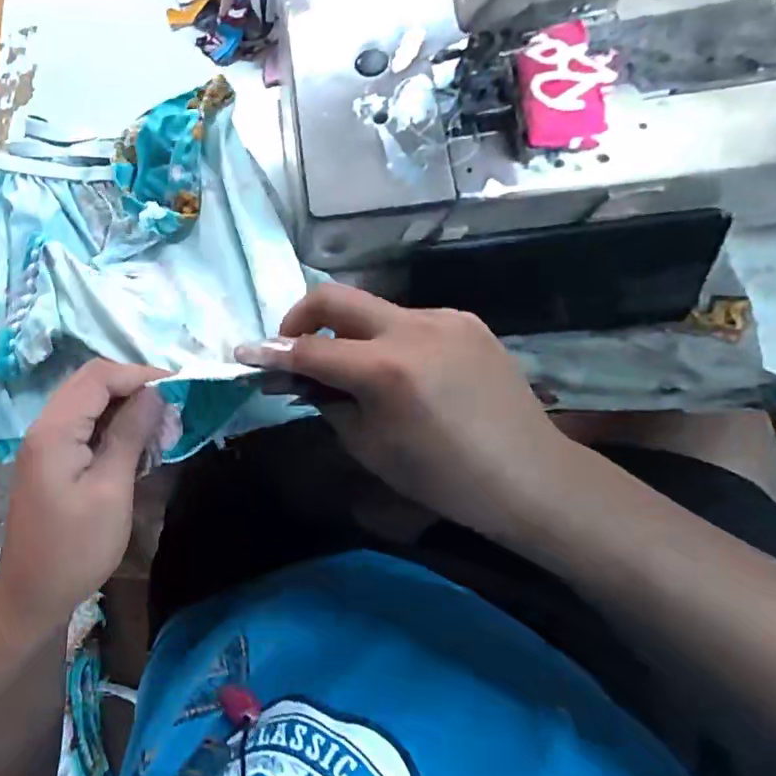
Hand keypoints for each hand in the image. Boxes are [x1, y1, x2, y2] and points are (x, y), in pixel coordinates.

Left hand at [0, 360, 169, 636]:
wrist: (32, 597)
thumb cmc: (76, 548)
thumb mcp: (111, 490)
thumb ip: (130, 434)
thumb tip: (156, 393)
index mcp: (54, 429)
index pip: (99, 376)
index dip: (139, 374)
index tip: (178, 389)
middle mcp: (44, 426)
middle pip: (90, 382)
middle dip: (133, 385)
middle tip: (171, 405)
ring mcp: (43, 443)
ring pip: (87, 402)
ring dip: (123, 404)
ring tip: (159, 422)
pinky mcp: (49, 459)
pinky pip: (82, 424)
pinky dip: (110, 423)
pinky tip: (134, 441)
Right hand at [235, 283, 576, 536]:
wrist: (531, 477)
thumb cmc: (443, 478)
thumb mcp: (369, 446)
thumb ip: (327, 402)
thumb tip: (298, 376)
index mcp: (386, 370)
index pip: (309, 349)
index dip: (271, 352)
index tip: (245, 353)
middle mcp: (413, 328)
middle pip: (334, 297)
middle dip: (300, 316)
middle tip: (293, 346)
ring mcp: (444, 318)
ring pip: (373, 309)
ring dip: (349, 333)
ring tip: (355, 371)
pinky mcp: (466, 320)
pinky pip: (408, 321)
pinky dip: (387, 340)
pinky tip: (402, 372)